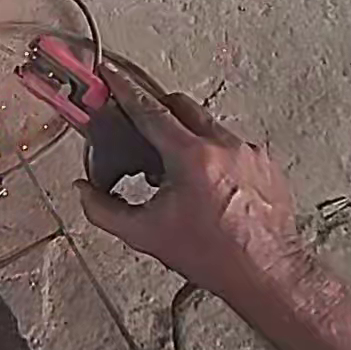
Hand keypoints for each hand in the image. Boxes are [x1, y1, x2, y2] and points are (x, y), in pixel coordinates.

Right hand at [74, 67, 308, 302]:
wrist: (267, 274)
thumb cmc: (212, 256)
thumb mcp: (146, 236)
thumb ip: (104, 210)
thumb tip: (83, 190)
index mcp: (192, 157)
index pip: (150, 111)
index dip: (125, 89)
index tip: (112, 74)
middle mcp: (223, 145)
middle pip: (181, 105)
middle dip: (158, 109)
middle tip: (143, 128)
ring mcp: (248, 150)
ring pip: (207, 124)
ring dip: (187, 136)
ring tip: (177, 170)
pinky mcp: (265, 161)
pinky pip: (231, 143)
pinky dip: (213, 153)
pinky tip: (208, 183)